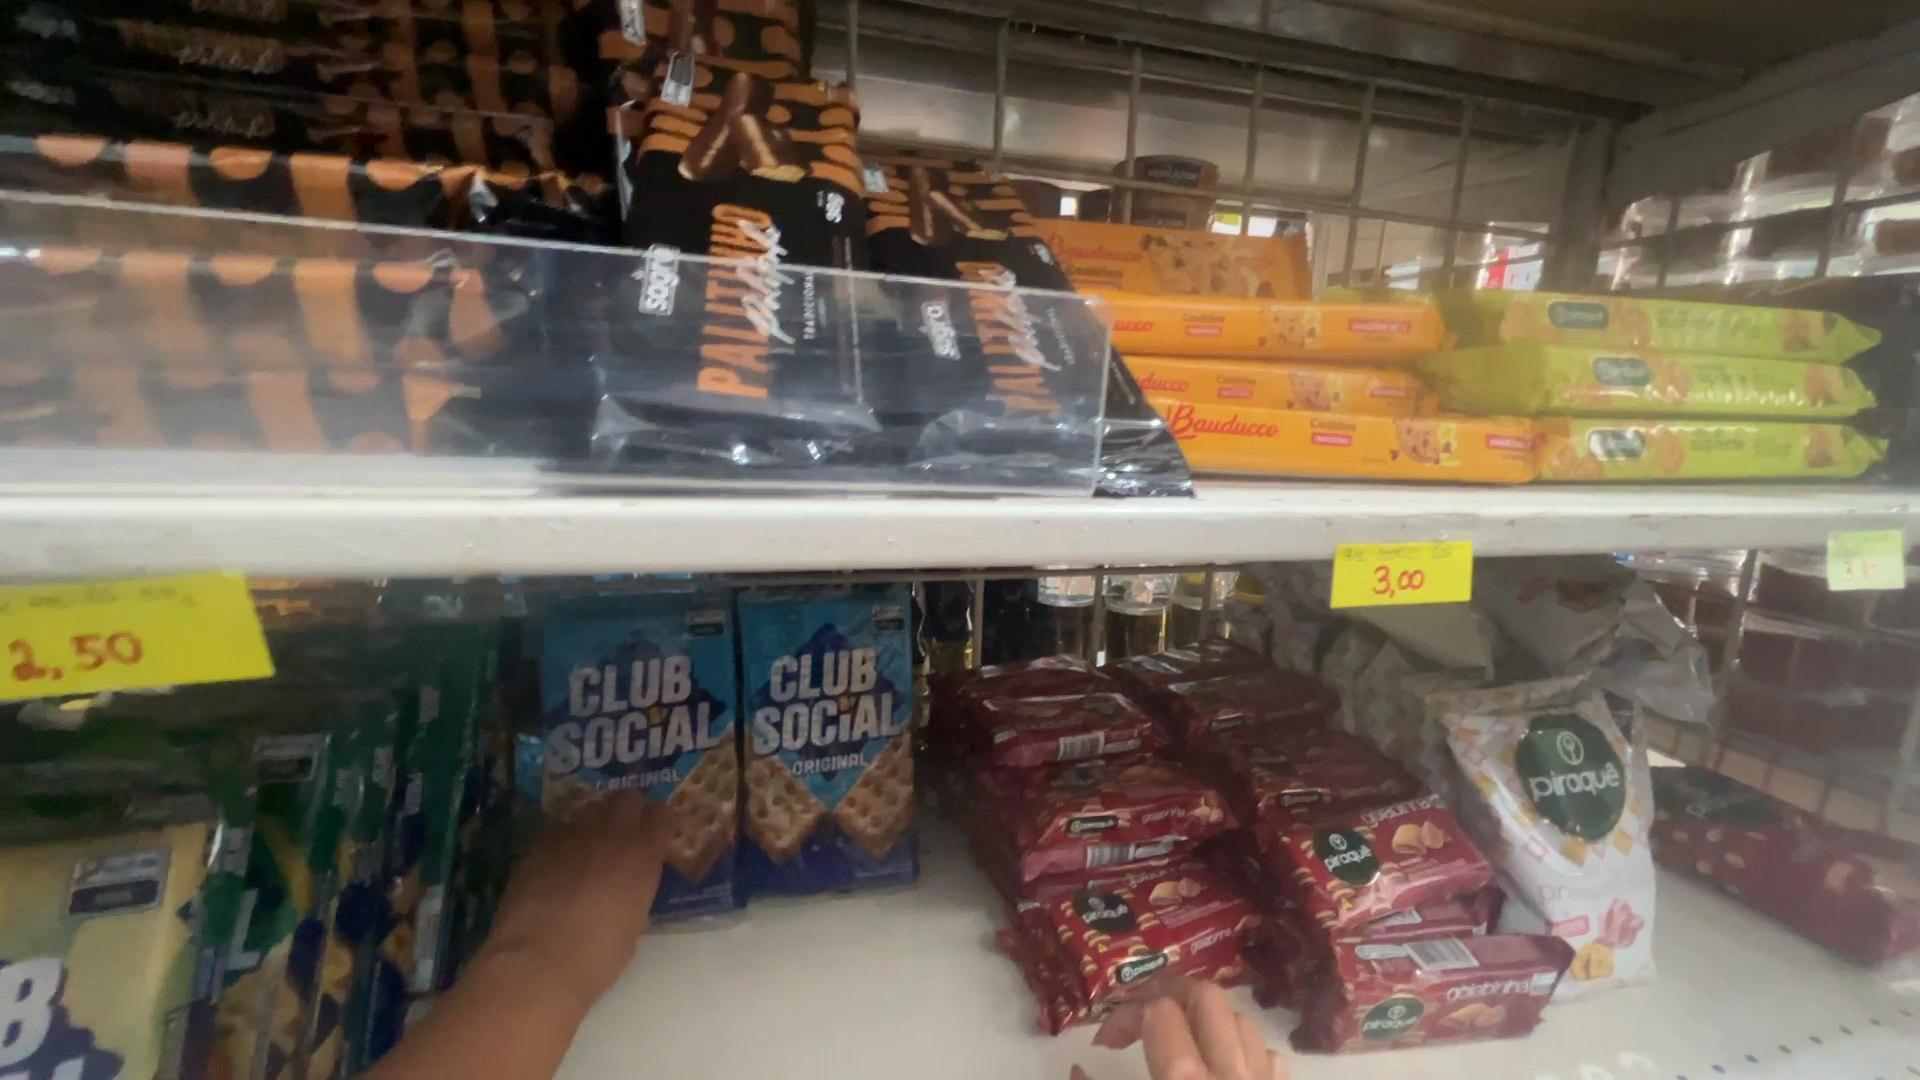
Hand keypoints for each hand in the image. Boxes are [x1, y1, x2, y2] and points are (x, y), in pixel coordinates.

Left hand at [473, 791, 672, 1013]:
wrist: (537, 965)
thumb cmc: (597, 957)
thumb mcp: (634, 922)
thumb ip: (637, 889)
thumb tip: (630, 885)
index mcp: (643, 853)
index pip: (662, 814)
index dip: (660, 822)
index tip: (658, 835)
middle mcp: (612, 834)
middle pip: (627, 798)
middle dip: (629, 810)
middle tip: (626, 831)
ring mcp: (573, 836)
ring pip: (591, 807)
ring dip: (596, 819)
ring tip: (591, 841)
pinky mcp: (538, 847)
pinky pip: (558, 827)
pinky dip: (564, 837)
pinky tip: (559, 857)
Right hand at [1072, 978, 1285, 1079]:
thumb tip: (1075, 1069)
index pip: (1160, 1010)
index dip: (1126, 1014)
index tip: (1104, 1039)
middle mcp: (1230, 1076)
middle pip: (1206, 997)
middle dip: (1168, 996)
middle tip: (1142, 1020)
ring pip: (1243, 1024)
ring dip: (1208, 1023)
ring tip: (1181, 1045)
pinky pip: (1272, 1066)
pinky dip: (1248, 1058)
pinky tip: (1225, 1073)